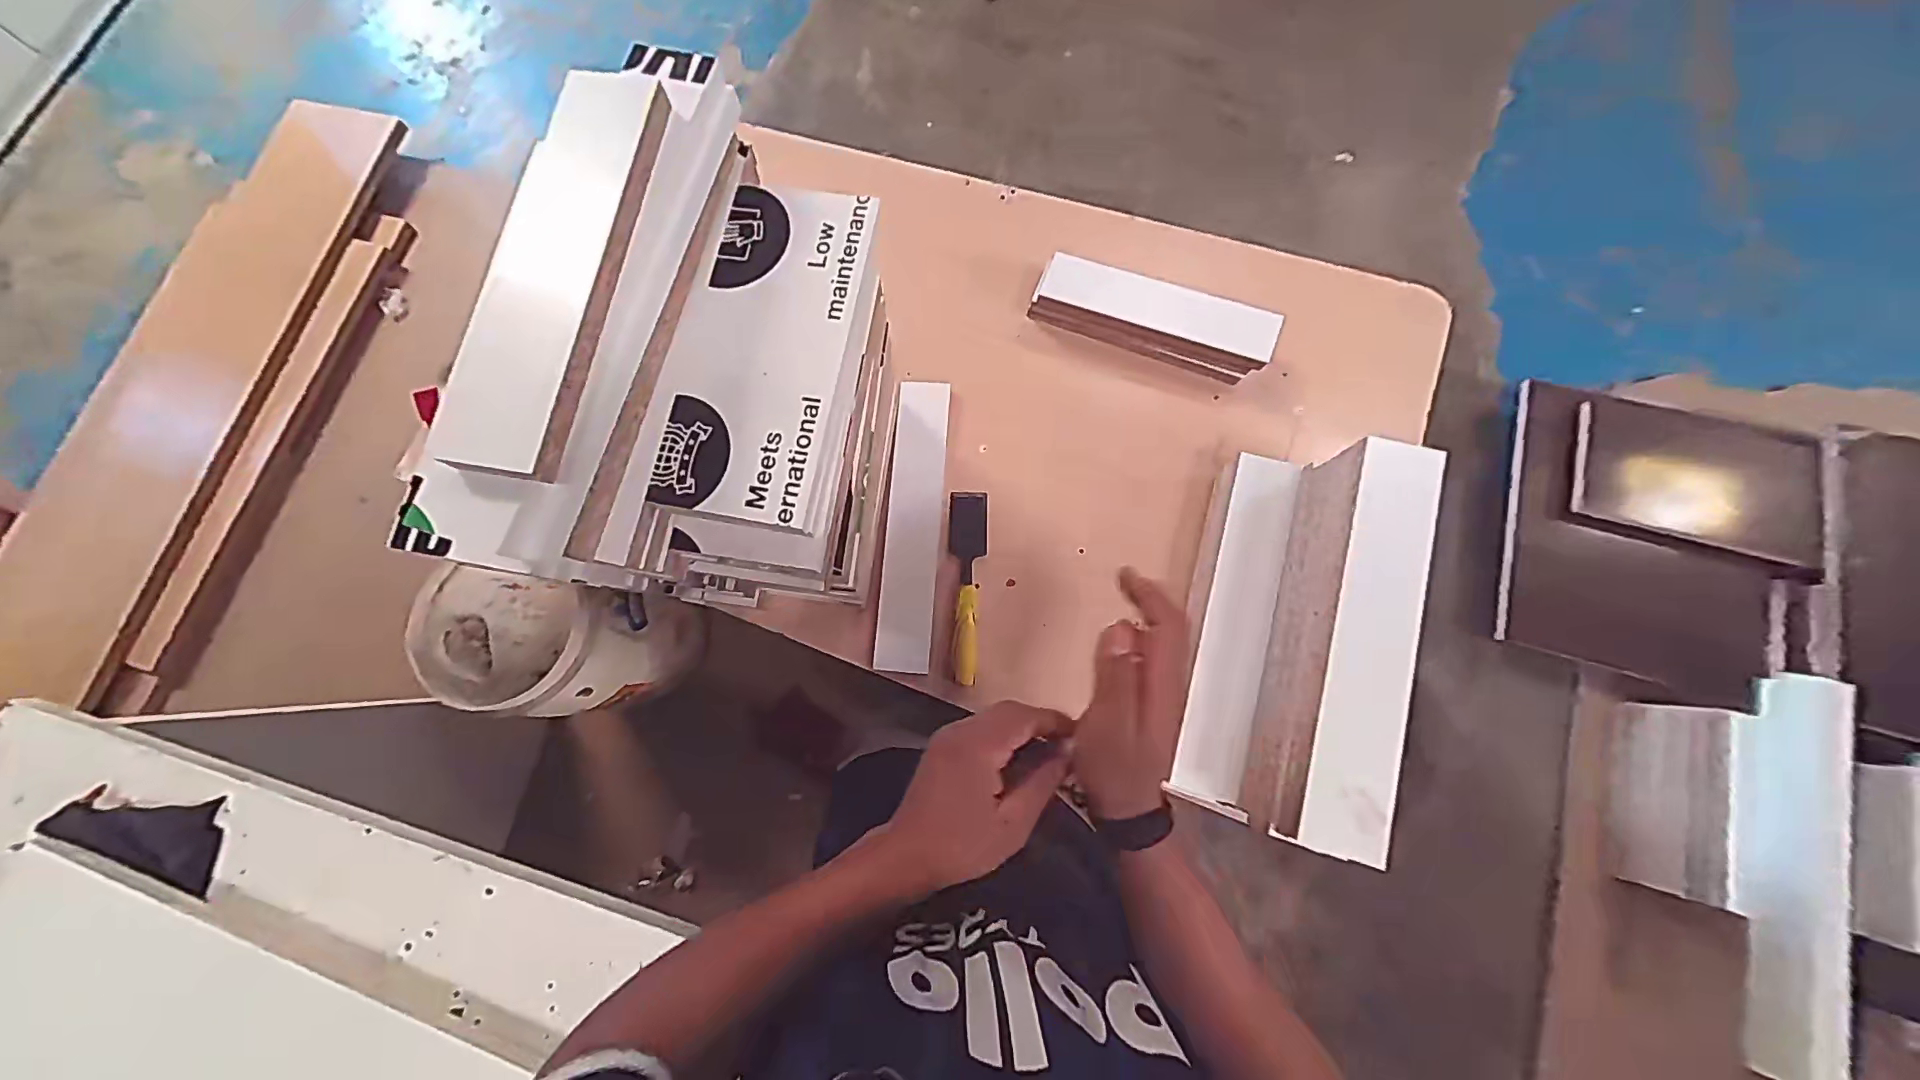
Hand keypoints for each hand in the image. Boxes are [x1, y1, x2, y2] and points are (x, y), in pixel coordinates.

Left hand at [866, 701, 1073, 897]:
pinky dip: (1004, 735)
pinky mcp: (943, 745)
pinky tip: (1018, 758)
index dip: (1055, 721)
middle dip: (1041, 722)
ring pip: (994, 717)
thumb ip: (1042, 782)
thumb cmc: (962, 846)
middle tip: (1068, 744)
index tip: (1081, 735)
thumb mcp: (1013, 823)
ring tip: (1049, 752)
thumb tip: (1067, 753)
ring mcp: (948, 735)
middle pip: (1009, 710)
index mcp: (978, 745)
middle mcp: (961, 730)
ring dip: (1022, 727)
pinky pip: (981, 728)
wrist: (906, 856)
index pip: (1025, 716)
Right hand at [1073, 567, 1189, 819]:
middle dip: (1153, 597)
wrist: (1131, 810)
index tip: (1126, 576)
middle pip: (1174, 629)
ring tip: (1125, 598)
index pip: (1167, 626)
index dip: (1150, 596)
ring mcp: (1167, 695)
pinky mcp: (1157, 704)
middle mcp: (1171, 685)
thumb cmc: (1114, 770)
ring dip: (1151, 613)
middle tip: (1125, 580)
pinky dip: (1145, 634)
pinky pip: (1157, 655)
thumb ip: (1114, 676)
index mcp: (1160, 685)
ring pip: (1168, 642)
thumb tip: (1121, 629)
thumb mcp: (1106, 724)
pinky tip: (1124, 637)